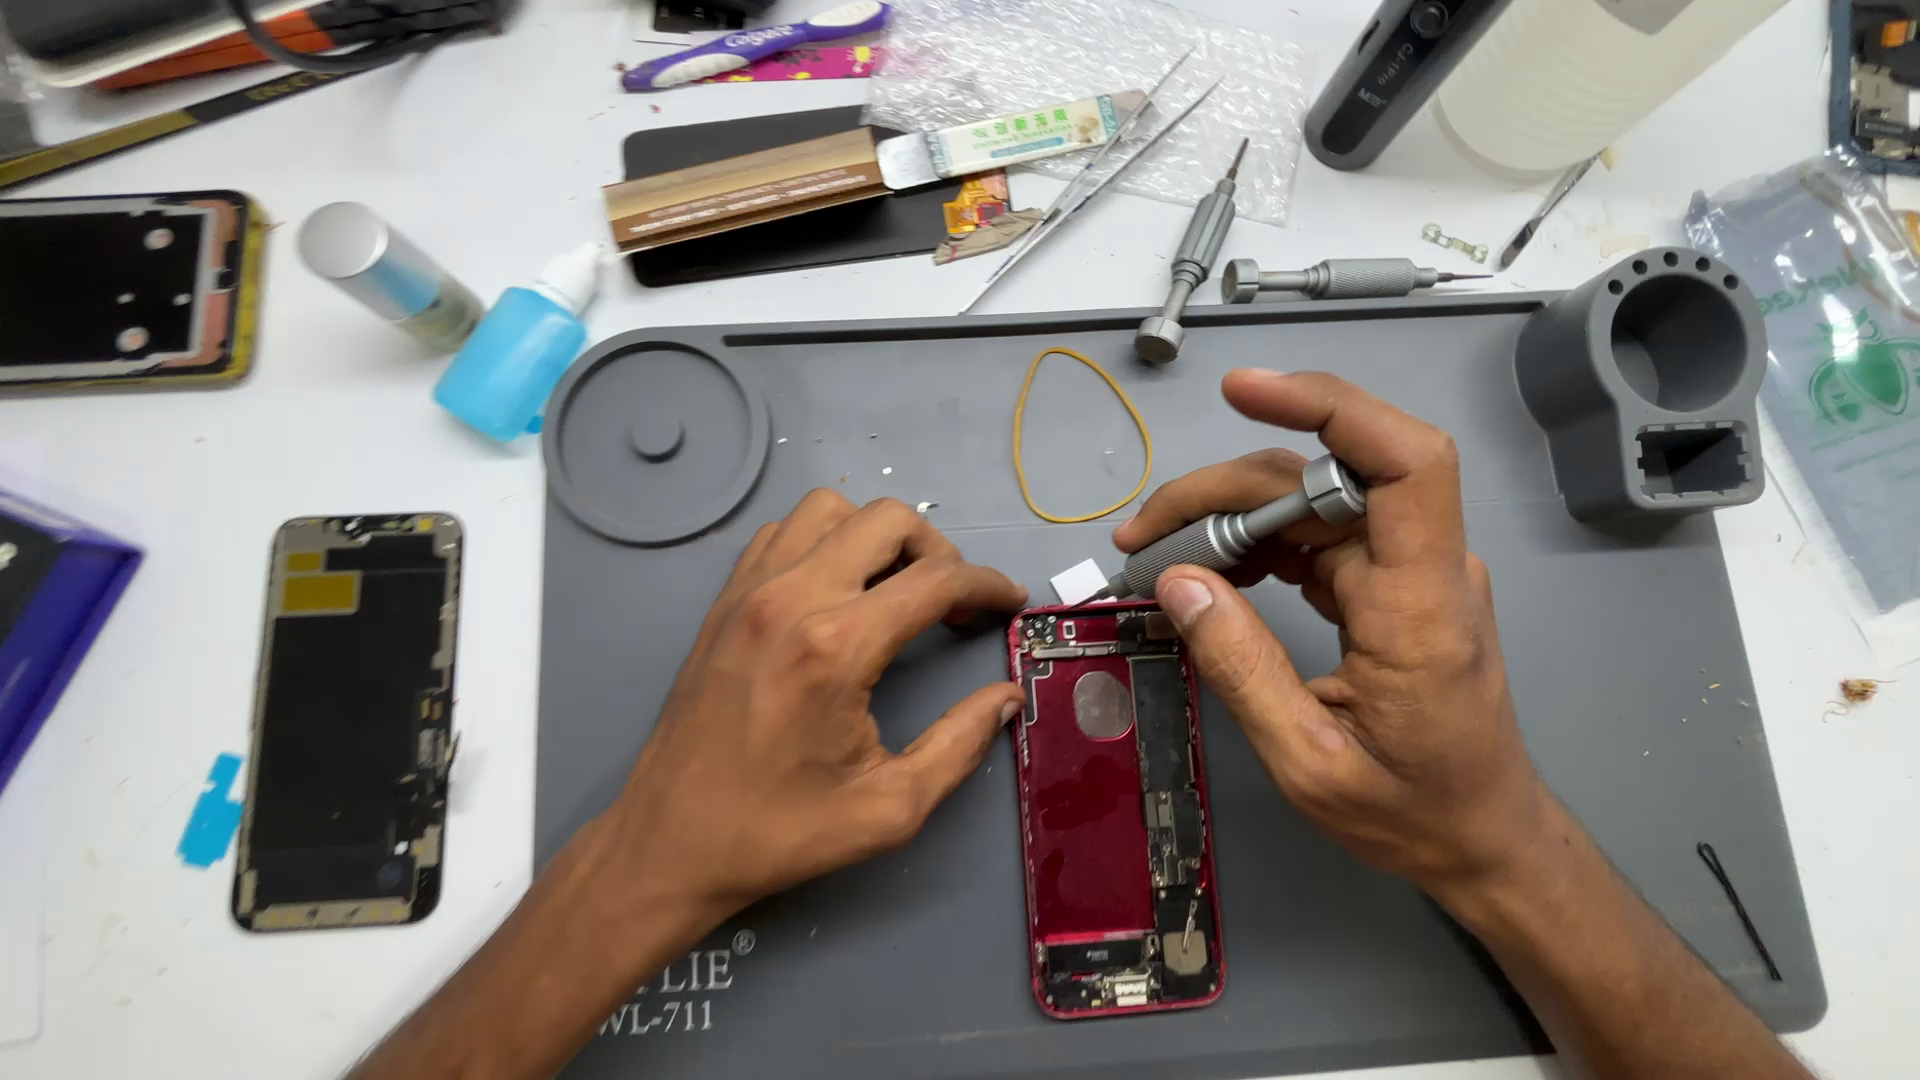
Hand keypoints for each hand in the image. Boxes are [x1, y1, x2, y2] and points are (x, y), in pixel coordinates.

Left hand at [603, 490, 1028, 917]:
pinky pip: (783, 532)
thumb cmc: (780, 832)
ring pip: (831, 508)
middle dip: (939, 552)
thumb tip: (1006, 698)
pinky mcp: (725, 597)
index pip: (936, 580)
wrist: (669, 841)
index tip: (1009, 602)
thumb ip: (961, 745)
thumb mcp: (890, 808)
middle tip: (951, 603)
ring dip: (877, 535)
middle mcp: (793, 597)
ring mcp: (751, 589)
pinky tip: (835, 588)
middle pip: (888, 520)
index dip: (987, 586)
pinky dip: (823, 541)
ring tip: (893, 587)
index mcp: (837, 646)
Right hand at [1113, 369, 1548, 896]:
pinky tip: (1206, 571)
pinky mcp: (1381, 585)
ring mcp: (1402, 572)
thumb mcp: (1308, 760)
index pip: (1402, 462)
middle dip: (1220, 492)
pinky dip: (1249, 544)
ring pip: (1305, 502)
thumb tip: (1177, 580)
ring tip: (1157, 553)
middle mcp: (1419, 568)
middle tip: (1140, 534)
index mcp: (1418, 606)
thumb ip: (1241, 668)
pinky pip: (1308, 537)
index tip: (1242, 390)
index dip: (1327, 405)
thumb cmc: (1411, 813)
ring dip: (1225, 517)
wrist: (1482, 840)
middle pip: (1318, 479)